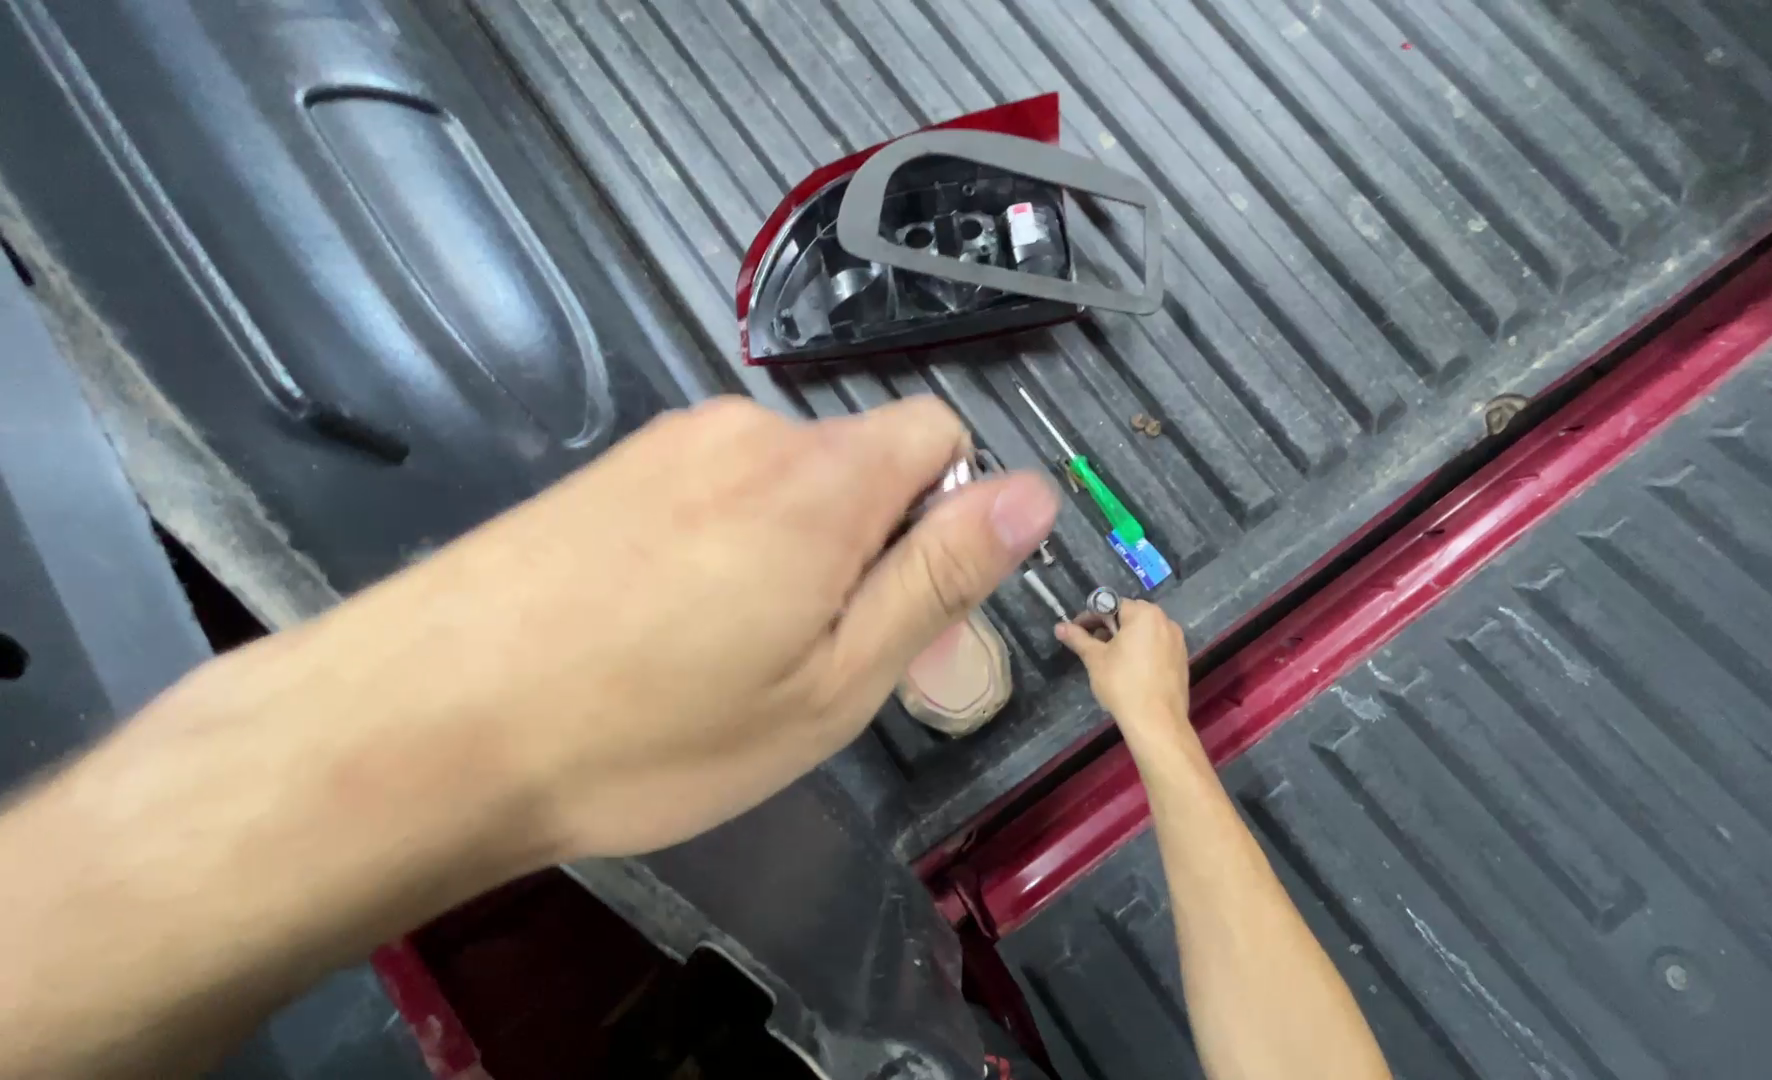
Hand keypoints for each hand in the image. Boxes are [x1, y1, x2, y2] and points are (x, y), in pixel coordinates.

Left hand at [192, 395, 1057, 863]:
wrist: (418, 728)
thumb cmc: (656, 731)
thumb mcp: (833, 682)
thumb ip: (939, 577)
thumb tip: (1032, 494)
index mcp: (823, 478)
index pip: (943, 434)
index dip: (951, 516)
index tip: (905, 606)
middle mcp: (752, 431)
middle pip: (867, 464)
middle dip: (875, 546)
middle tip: (818, 659)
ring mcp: (675, 442)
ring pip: (794, 481)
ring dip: (801, 551)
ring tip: (734, 652)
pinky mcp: (618, 466)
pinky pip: (722, 486)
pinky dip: (734, 542)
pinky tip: (670, 622)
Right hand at [1055, 599, 1191, 740]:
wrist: (1156, 721)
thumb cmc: (1122, 684)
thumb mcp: (1095, 659)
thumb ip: (1078, 638)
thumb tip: (1059, 626)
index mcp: (1144, 614)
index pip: (1112, 605)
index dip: (1091, 617)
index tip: (1078, 631)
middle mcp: (1165, 621)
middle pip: (1131, 616)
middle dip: (1110, 626)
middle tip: (1093, 644)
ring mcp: (1177, 641)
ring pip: (1146, 631)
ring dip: (1127, 638)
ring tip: (1110, 658)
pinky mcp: (1182, 660)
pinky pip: (1158, 646)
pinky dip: (1143, 650)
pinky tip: (1132, 669)